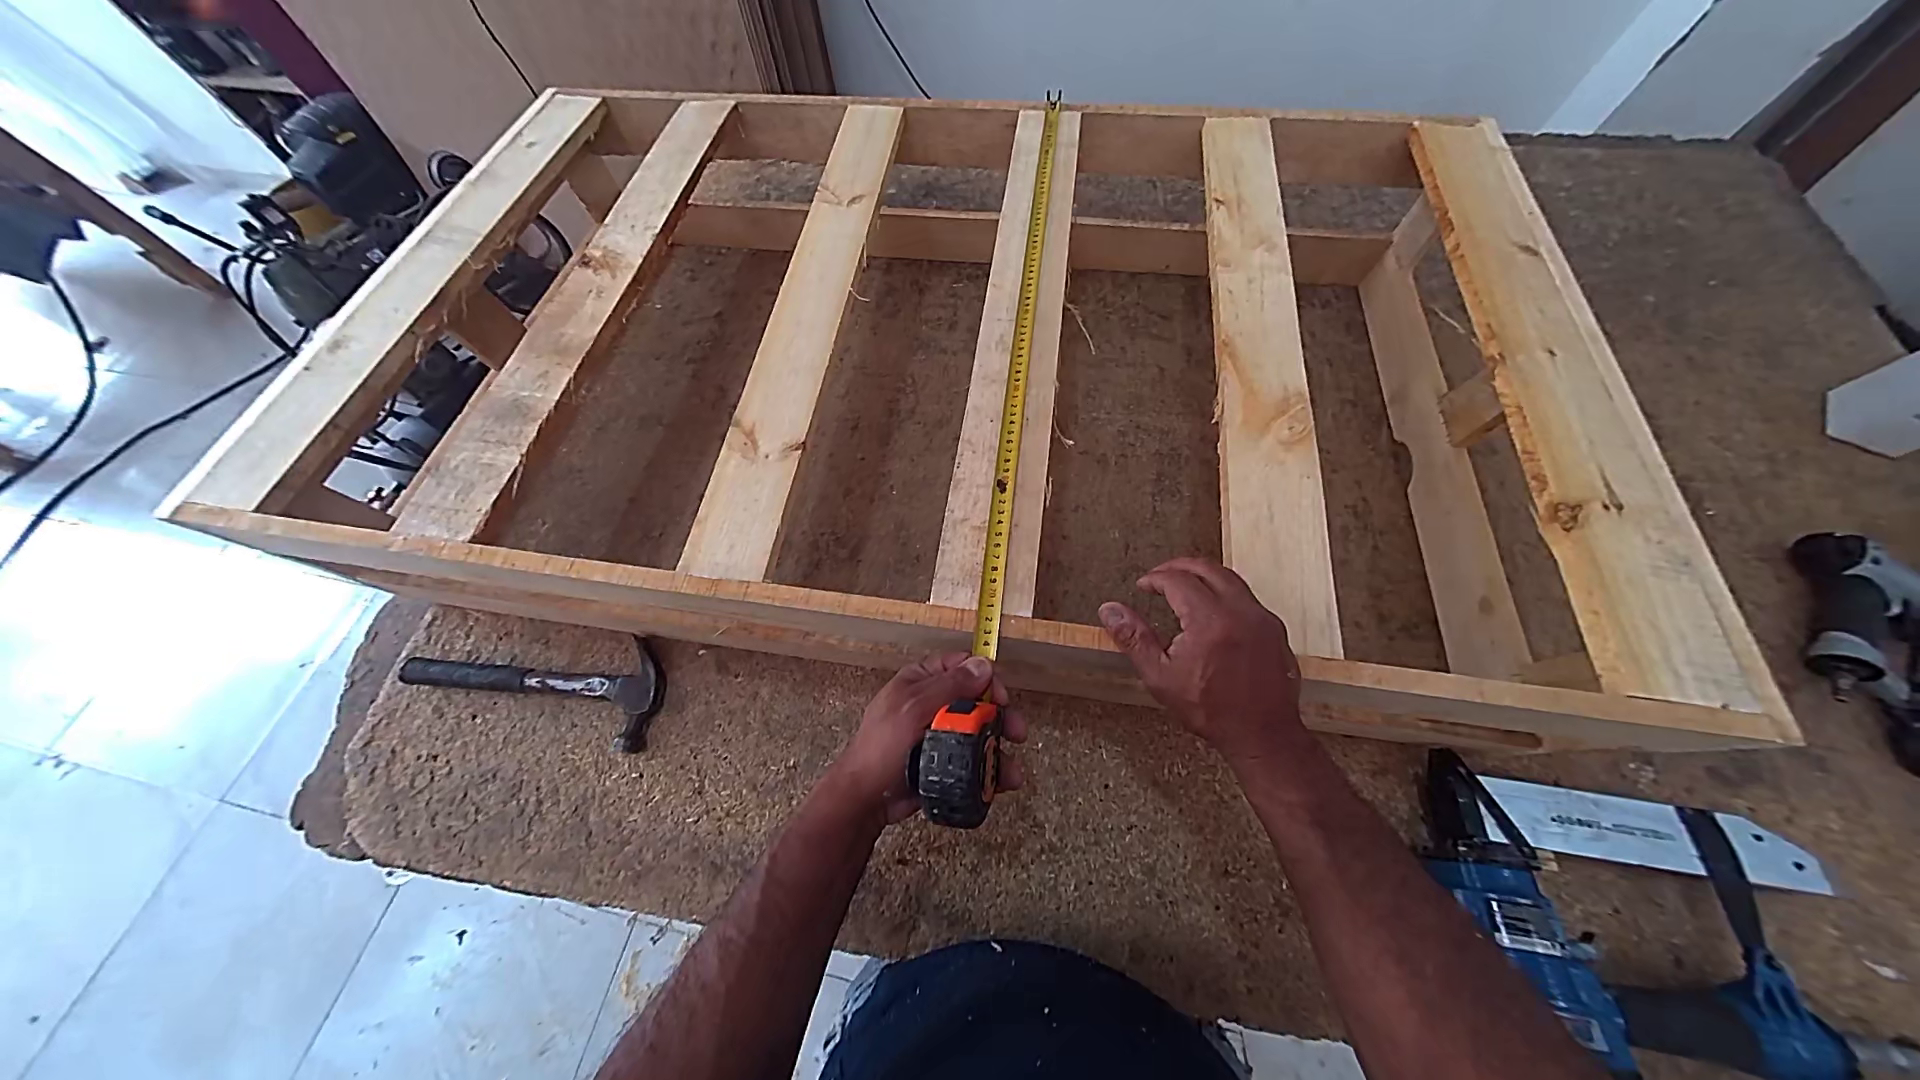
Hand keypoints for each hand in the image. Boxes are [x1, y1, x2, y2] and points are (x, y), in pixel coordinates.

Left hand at [828, 653, 1027, 825]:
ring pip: (981, 733)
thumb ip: (949, 686)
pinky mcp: (946, 762)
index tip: (1000, 697)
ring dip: (1000, 748)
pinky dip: (991, 768)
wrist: (866, 800)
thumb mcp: (914, 708)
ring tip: (1012, 771)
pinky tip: (1004, 781)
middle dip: (1001, 716)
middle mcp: (933, 704)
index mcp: (921, 681)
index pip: (960, 666)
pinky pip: (975, 759)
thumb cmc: (881, 748)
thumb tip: (983, 665)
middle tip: (1017, 732)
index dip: (984, 677)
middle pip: (978, 701)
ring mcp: (941, 734)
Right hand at [1098, 557, 1306, 766]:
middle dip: (1179, 567)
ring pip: (1230, 579)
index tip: (1143, 585)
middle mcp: (1241, 612)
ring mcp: (1263, 619)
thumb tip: (1110, 611)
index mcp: (1210, 621)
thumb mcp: (1161, 677)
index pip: (1178, 580)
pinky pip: (1247, 597)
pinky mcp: (1275, 629)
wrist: (1262, 735)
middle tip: (1160, 576)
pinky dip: (1224, 593)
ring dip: (1203, 576)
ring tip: (1183, 587)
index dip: (1155, 578)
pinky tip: (1211, 611)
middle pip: (1207, 568)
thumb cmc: (1213, 711)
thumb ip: (1134, 638)